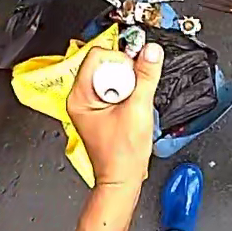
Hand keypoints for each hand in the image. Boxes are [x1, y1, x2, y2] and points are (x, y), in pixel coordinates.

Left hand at [67, 43, 163, 187]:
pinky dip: (129, 93)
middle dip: (126, 74)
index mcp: (80, 96)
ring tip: (133, 103)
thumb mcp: (138, 109)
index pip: (97, 56)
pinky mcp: (102, 110)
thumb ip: (146, 76)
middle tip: (134, 93)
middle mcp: (81, 98)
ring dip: (129, 84)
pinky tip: (133, 107)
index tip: (134, 75)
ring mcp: (91, 104)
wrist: (123, 178)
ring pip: (113, 76)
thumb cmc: (122, 155)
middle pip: (105, 64)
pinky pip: (116, 88)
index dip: (120, 61)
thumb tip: (151, 51)